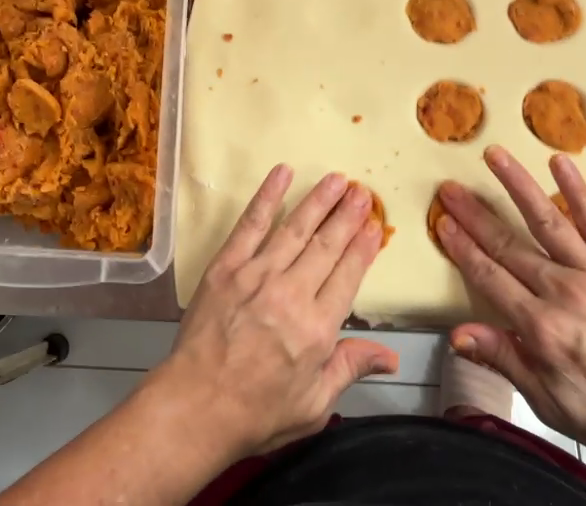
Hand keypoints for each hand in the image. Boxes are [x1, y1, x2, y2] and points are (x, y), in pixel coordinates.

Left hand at [150, 166, 397, 459]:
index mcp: (317, 329)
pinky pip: (250, 224)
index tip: (375, 226)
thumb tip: (389, 356)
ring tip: (338, 180)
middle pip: (326, 246)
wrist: (196, 406)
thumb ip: (349, 369)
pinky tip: (283, 174)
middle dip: (348, 216)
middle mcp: (290, 294)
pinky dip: (267, 196)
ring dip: (319, 201)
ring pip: (295, 228)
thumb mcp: (314, 404)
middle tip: (364, 192)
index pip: (348, 275)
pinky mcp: (226, 267)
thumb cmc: (256, 412)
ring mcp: (256, 275)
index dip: (364, 248)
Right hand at [434, 148, 585, 472]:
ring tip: (495, 155)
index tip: (442, 223)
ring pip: (548, 221)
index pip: (489, 278)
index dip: (462, 249)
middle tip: (450, 187)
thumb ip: (504, 360)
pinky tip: (560, 164)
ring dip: (518, 185)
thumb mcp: (551, 404)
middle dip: (475, 214)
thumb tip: (458, 334)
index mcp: (542, 329)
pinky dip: (578, 192)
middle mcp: (566, 294)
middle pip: (509, 245)